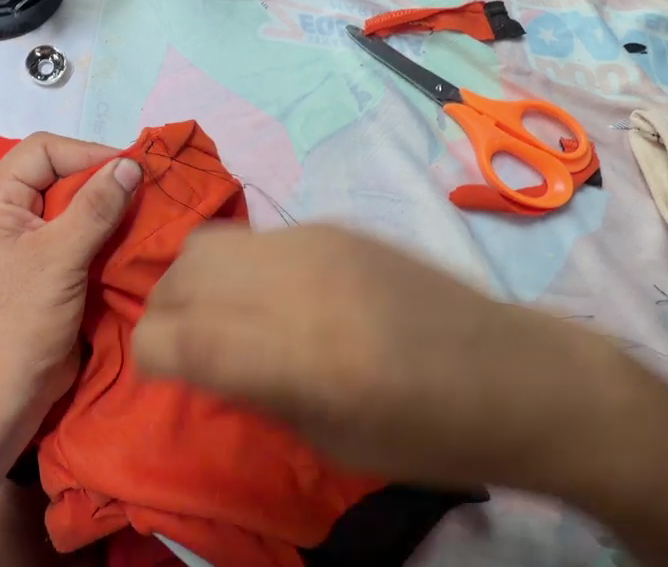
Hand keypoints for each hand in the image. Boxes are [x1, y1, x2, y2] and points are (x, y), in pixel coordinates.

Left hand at [0, 133, 142, 439]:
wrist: (1, 397)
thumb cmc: (20, 322)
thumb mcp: (59, 259)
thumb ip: (95, 208)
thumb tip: (131, 164)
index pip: (43, 152)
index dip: (87, 153)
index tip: (132, 168)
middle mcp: (4, 213)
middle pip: (56, 173)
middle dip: (99, 177)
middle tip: (145, 187)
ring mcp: (23, 241)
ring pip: (69, 204)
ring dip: (105, 205)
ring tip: (144, 208)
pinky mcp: (43, 266)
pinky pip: (74, 233)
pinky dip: (102, 231)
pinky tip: (130, 236)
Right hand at [131, 223, 636, 491]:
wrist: (519, 375)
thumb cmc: (430, 434)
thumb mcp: (330, 442)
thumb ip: (251, 392)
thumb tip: (195, 361)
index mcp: (297, 357)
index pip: (176, 336)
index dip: (149, 353)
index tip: (157, 370)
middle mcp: (295, 286)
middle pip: (179, 278)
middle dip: (163, 313)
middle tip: (181, 344)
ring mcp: (311, 244)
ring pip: (204, 243)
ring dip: (189, 280)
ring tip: (212, 311)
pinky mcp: (329, 225)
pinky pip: (251, 237)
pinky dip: (234, 265)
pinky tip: (262, 293)